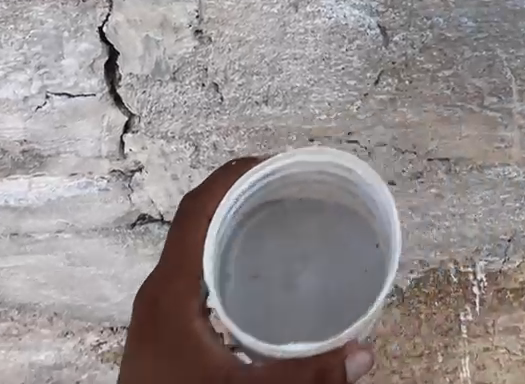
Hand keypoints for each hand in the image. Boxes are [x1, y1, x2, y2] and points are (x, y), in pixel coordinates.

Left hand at [120, 157, 376, 383]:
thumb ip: (305, 376)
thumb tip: (366, 353)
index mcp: (170, 290)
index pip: (196, 209)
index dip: (232, 176)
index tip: (275, 163)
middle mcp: (159, 292)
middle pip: (197, 221)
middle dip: (239, 194)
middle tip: (289, 188)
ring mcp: (158, 312)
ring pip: (193, 247)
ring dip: (230, 224)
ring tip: (278, 220)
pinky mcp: (164, 333)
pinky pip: (194, 272)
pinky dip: (223, 255)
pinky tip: (255, 276)